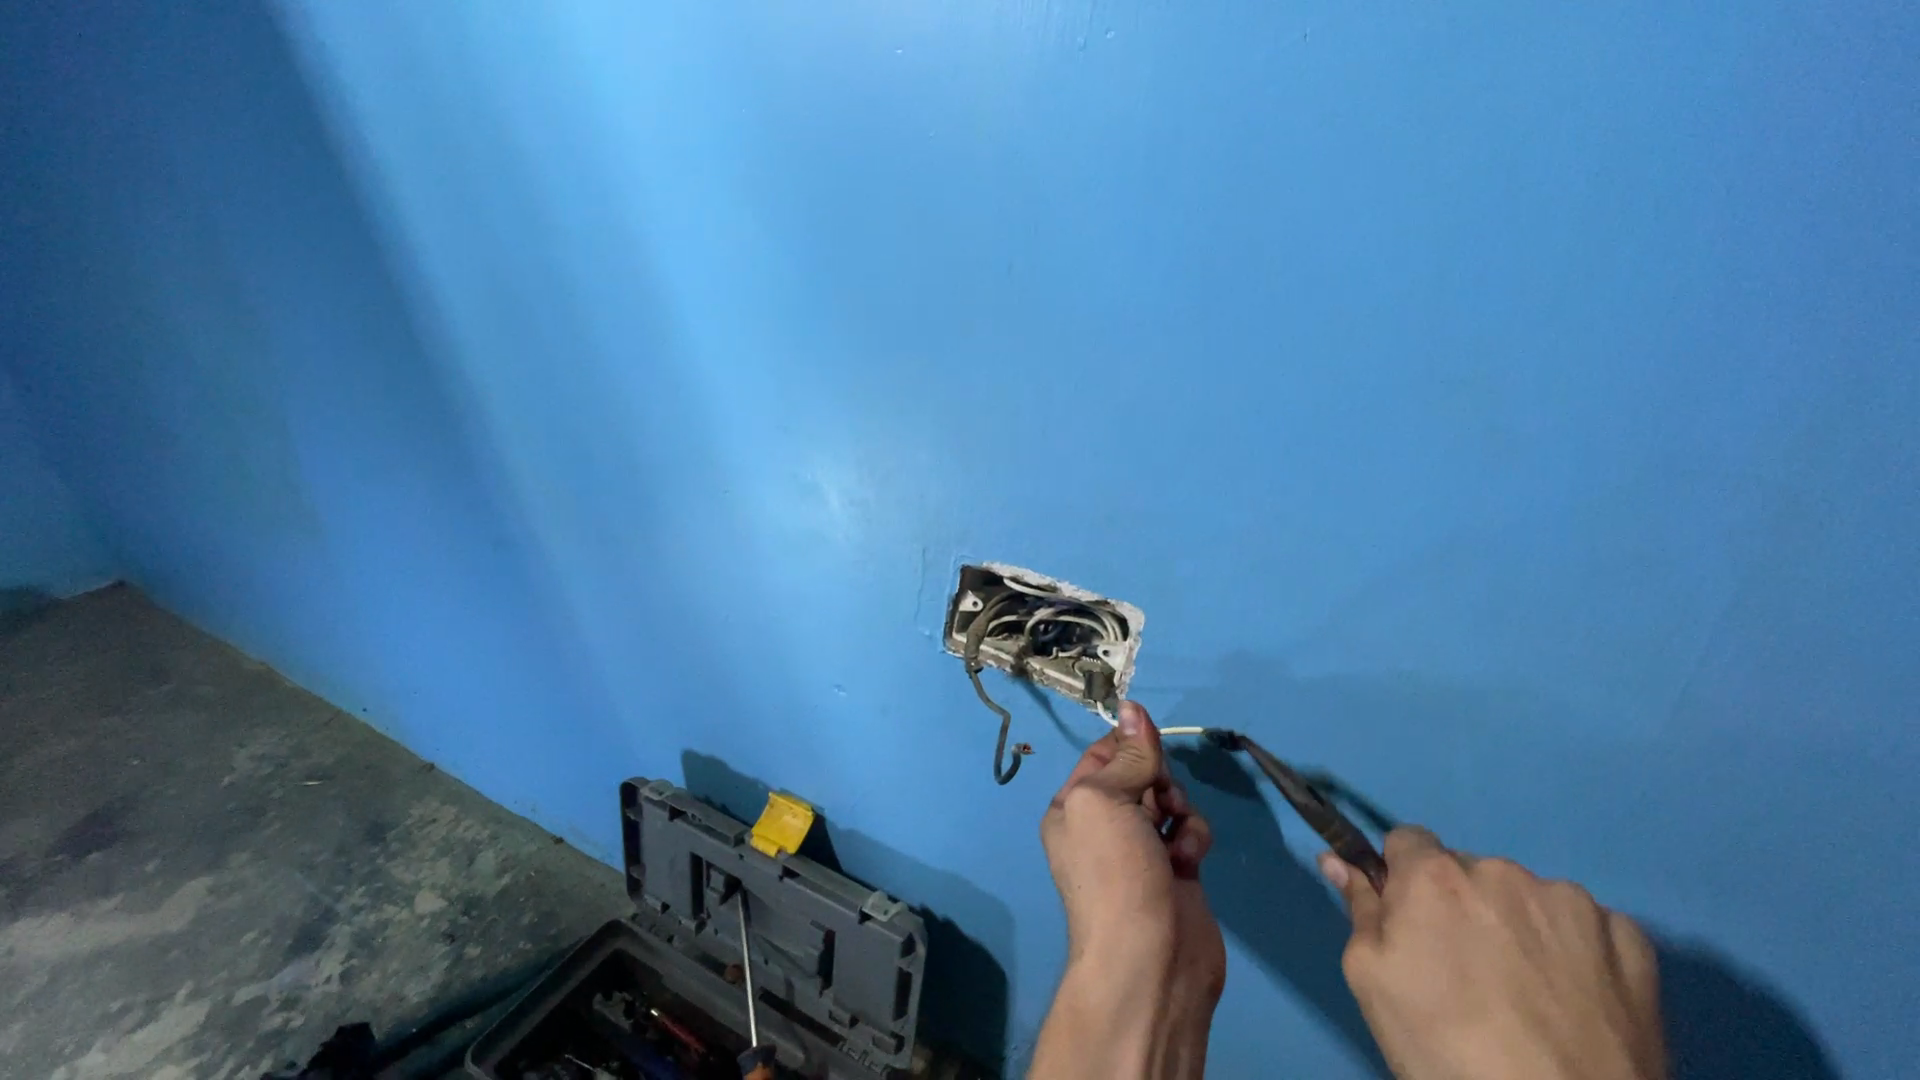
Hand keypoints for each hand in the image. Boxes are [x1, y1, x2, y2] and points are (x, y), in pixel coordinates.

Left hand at [1029, 702, 1224, 1078]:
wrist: (1150, 961)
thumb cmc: (1114, 873)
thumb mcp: (1105, 800)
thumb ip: (1125, 755)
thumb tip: (1132, 706)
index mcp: (1074, 805)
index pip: (1102, 753)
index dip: (1129, 744)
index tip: (1150, 743)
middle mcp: (1104, 824)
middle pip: (1140, 773)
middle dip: (1158, 780)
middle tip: (1159, 802)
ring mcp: (1141, 848)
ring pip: (1170, 801)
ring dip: (1180, 810)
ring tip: (1175, 839)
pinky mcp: (1177, 869)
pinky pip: (1190, 831)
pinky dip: (1194, 839)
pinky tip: (1190, 861)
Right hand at [1322, 827, 1666, 1079]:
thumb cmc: (1444, 1049)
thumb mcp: (1372, 980)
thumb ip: (1359, 909)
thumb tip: (1338, 860)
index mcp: (1434, 875)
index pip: (1407, 839)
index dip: (1404, 877)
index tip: (1412, 920)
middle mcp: (1502, 871)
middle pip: (1468, 869)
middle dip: (1461, 904)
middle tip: (1465, 970)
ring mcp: (1572, 903)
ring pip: (1526, 896)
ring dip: (1517, 924)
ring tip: (1524, 992)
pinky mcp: (1631, 940)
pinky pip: (1587, 925)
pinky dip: (1573, 950)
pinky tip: (1570, 998)